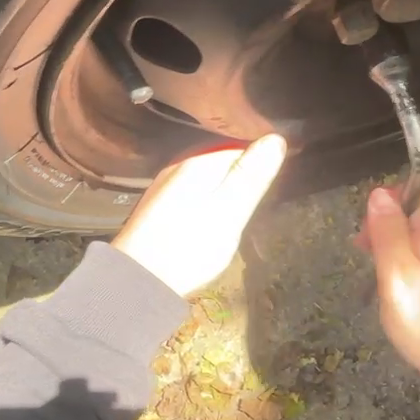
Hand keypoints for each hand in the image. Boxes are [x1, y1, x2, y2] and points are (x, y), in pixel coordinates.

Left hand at [114, 135, 286, 296]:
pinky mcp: (160, 207)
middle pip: (222, 159)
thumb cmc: (188, 247)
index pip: (240, 145)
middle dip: (245, 169)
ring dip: (228, 184)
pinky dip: (211, 196)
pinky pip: (195, 190)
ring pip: (208, 175)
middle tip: (271, 189)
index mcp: (199, 162)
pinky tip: (217, 212)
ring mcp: (167, 186)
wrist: (136, 280)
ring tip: (250, 200)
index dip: (263, 157)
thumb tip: (276, 138)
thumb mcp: (228, 212)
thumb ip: (250, 177)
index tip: (282, 172)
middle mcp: (179, 166)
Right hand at [358, 186, 419, 373]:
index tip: (367, 231)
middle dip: (389, 228)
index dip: (387, 202)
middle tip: (367, 256)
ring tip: (380, 278)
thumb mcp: (397, 270)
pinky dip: (415, 267)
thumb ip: (388, 230)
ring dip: (399, 250)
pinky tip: (404, 291)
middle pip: (418, 215)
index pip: (415, 190)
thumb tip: (379, 194)